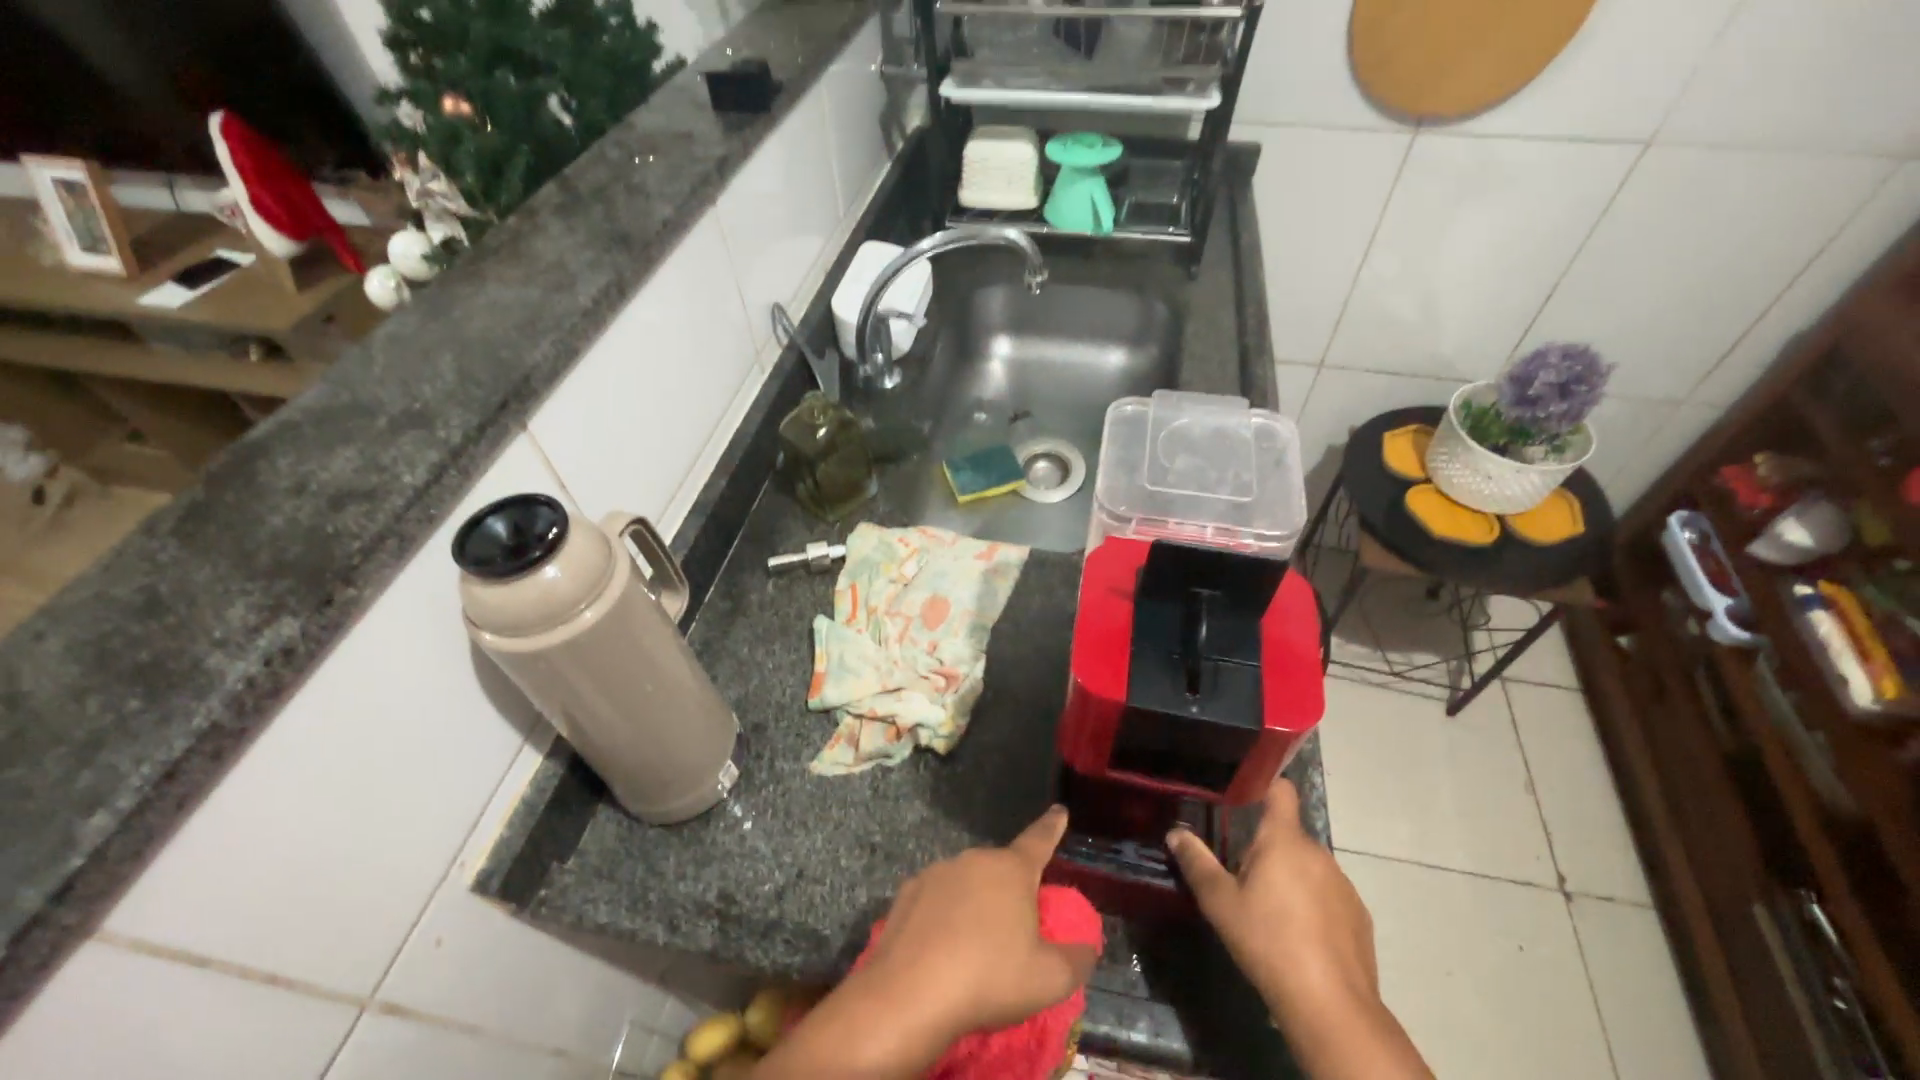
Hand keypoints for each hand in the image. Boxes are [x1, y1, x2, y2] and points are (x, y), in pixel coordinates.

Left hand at [754, 807, 1100, 1079]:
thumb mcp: (1050, 980)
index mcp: (1011, 870)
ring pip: (966, 884)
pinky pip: (935, 900)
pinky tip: (940, 949)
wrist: (909, 996)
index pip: (1039, 841)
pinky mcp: (905, 894)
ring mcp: (934, 873)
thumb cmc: (988, 980)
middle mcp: (972, 860)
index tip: (1059, 810)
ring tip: (973, 949)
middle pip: (1000, 869)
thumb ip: (1077, 960)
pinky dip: (942, 917)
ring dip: (974, 905)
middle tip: (1014, 932)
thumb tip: (1085, 949)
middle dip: (1010, 890)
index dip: (1052, 827)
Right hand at [1167, 777, 1376, 1012]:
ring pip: (1308, 868)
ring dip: (1290, 879)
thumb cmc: (1267, 942)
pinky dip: (1312, 907)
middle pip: (1288, 836)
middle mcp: (1318, 852)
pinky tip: (1298, 938)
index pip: (1281, 791)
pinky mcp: (1358, 914)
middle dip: (1266, 850)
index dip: (1264, 786)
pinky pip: (1328, 896)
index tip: (1242, 798)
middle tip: (1240, 880)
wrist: (1329, 1002)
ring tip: (1268, 915)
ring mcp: (1343, 884)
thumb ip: (1197, 863)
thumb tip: (1176, 833)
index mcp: (1284, 841)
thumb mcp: (1220, 904)